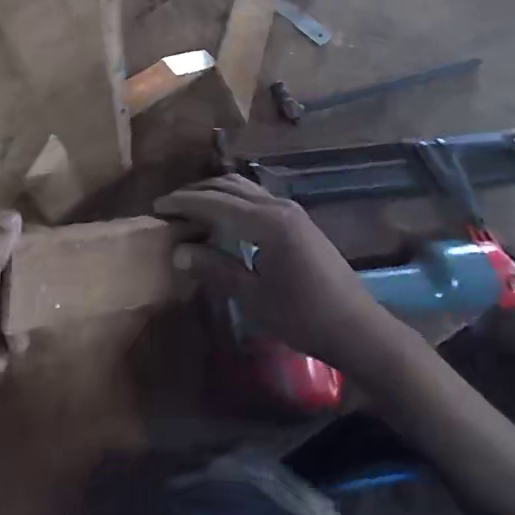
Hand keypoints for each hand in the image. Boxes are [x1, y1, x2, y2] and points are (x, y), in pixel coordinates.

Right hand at [156, 175, 409, 373]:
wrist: (357, 327)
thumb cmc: (304, 317)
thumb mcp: (254, 297)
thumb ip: (216, 268)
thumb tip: (178, 251)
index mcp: (268, 222)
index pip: (216, 202)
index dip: (184, 202)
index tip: (157, 207)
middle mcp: (279, 206)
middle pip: (230, 186)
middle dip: (197, 192)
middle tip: (169, 206)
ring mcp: (292, 211)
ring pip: (245, 189)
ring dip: (216, 193)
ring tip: (190, 208)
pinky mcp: (298, 220)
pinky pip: (257, 198)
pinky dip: (233, 200)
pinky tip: (222, 217)